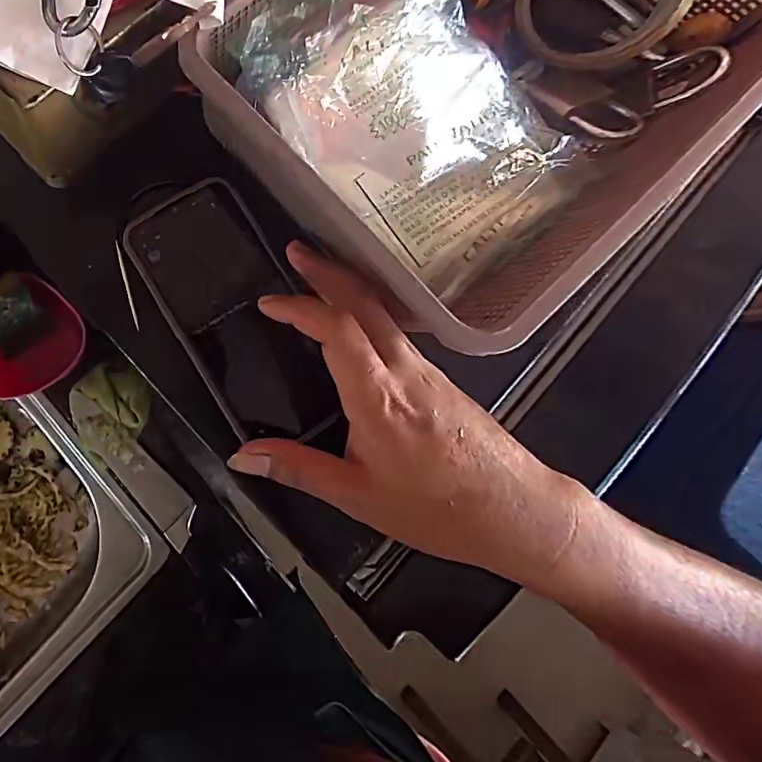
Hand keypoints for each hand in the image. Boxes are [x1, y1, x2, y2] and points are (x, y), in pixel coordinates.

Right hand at [227, 242, 599, 591]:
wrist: (515, 510)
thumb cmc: (439, 509)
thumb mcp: (356, 496)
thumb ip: (296, 469)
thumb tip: (246, 457)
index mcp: (378, 397)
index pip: (336, 329)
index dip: (300, 307)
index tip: (271, 302)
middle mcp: (404, 370)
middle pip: (364, 301)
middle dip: (326, 270)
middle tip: (298, 250)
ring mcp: (425, 368)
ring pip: (382, 311)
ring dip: (348, 285)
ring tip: (320, 272)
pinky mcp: (439, 375)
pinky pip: (396, 329)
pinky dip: (368, 310)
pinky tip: (358, 319)